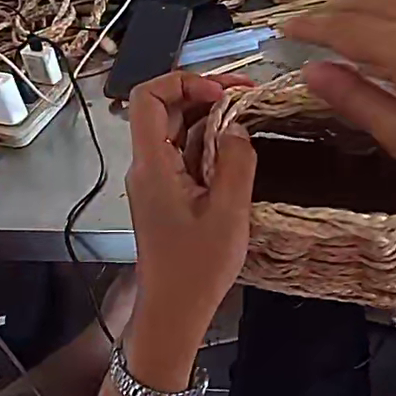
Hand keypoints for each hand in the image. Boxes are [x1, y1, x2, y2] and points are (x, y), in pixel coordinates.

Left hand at [124, 72, 255, 368]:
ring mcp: (156, 181)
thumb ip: (235, 162)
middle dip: (203, 94)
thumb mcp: (228, 212)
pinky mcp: (168, 195)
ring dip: (209, 119)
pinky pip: (184, 155)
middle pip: (164, 110)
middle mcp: (147, 167)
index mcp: (152, 165)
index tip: (222, 94)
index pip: (148, 98)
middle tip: (246, 95)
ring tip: (247, 115)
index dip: (183, 83)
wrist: (174, 312)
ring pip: (176, 131)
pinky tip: (236, 147)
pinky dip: (208, 144)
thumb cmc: (196, 268)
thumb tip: (238, 128)